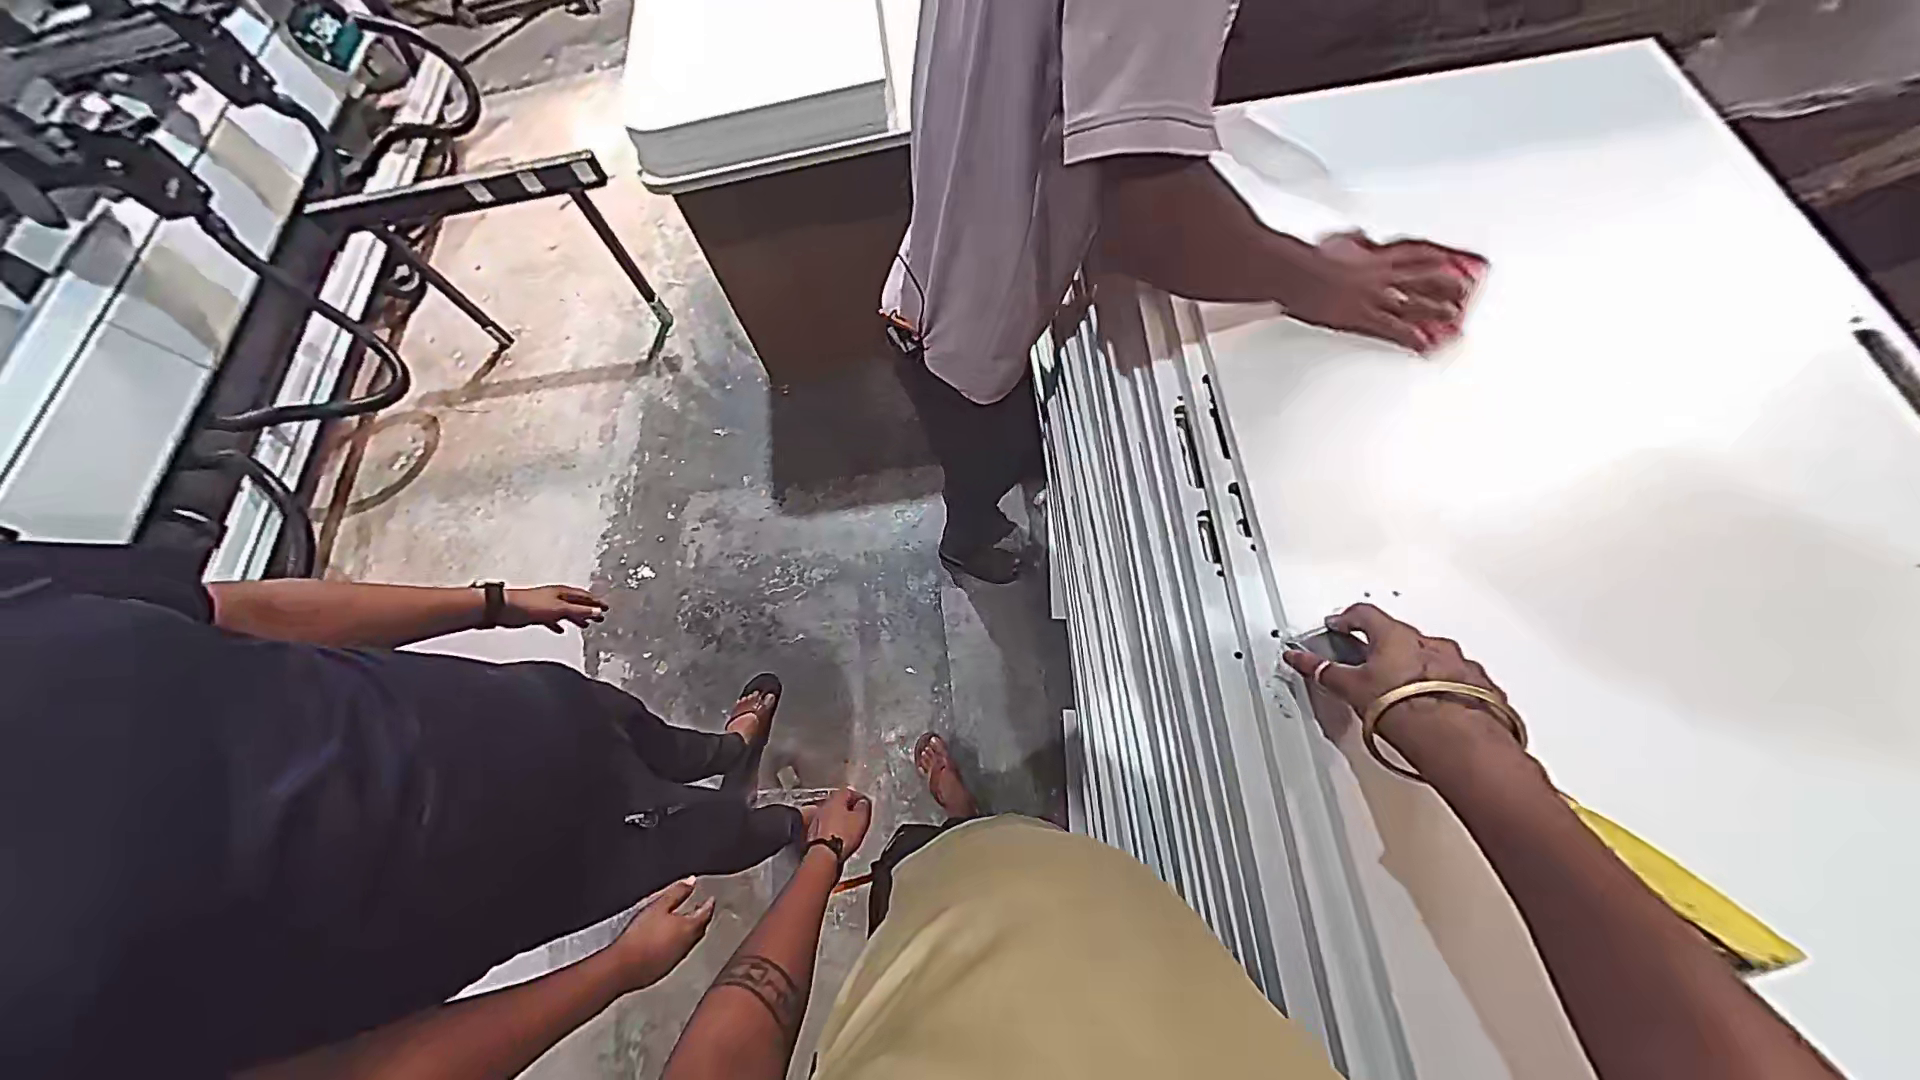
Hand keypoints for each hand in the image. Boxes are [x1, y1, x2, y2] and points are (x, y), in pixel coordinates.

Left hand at [501, 585, 607, 631]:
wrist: (503, 609)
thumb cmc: (530, 605)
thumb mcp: (560, 608)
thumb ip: (579, 610)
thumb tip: (598, 611)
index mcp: (563, 592)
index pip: (585, 596)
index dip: (596, 602)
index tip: (607, 607)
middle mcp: (556, 597)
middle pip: (577, 603)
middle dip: (589, 610)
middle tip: (600, 617)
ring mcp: (547, 605)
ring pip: (566, 612)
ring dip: (576, 618)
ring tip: (586, 625)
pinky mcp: (537, 614)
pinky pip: (553, 620)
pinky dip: (559, 624)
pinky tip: (561, 630)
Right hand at [606, 878, 715, 990]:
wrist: (621, 968)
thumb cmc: (639, 936)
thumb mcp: (659, 906)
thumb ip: (678, 892)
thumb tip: (692, 881)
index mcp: (689, 928)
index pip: (706, 913)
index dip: (709, 905)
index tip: (710, 900)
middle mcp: (686, 945)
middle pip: (700, 929)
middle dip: (701, 918)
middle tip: (700, 910)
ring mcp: (676, 959)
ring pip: (689, 942)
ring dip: (690, 931)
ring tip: (686, 923)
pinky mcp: (664, 970)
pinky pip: (677, 954)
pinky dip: (678, 944)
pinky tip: (669, 942)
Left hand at [805, 788, 872, 860]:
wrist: (824, 855)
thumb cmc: (841, 836)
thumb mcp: (861, 819)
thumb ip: (863, 807)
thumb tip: (863, 803)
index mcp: (836, 798)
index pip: (849, 791)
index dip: (858, 797)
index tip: (864, 803)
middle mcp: (824, 806)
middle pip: (838, 802)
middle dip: (847, 808)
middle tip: (857, 815)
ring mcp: (816, 820)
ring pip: (830, 815)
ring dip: (838, 819)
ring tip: (848, 829)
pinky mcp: (812, 834)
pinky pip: (824, 828)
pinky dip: (831, 830)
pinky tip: (837, 837)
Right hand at [1282, 603, 1512, 751]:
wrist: (1456, 741)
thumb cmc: (1406, 709)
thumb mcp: (1351, 688)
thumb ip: (1323, 670)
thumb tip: (1299, 659)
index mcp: (1397, 636)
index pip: (1364, 614)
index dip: (1346, 618)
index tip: (1338, 624)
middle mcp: (1431, 644)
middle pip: (1400, 635)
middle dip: (1383, 646)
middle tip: (1368, 661)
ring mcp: (1459, 665)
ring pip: (1431, 657)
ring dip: (1415, 667)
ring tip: (1401, 691)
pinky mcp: (1481, 688)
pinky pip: (1458, 679)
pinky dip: (1442, 686)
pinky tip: (1431, 706)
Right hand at [1284, 232, 1484, 353]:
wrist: (1296, 274)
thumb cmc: (1309, 260)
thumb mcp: (1336, 243)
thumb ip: (1350, 243)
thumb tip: (1351, 238)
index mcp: (1377, 258)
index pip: (1418, 256)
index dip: (1440, 260)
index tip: (1456, 263)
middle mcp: (1383, 277)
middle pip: (1427, 280)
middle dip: (1449, 287)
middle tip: (1465, 295)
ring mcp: (1375, 298)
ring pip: (1417, 304)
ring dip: (1439, 312)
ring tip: (1454, 320)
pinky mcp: (1362, 318)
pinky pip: (1394, 329)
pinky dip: (1411, 337)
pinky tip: (1423, 344)